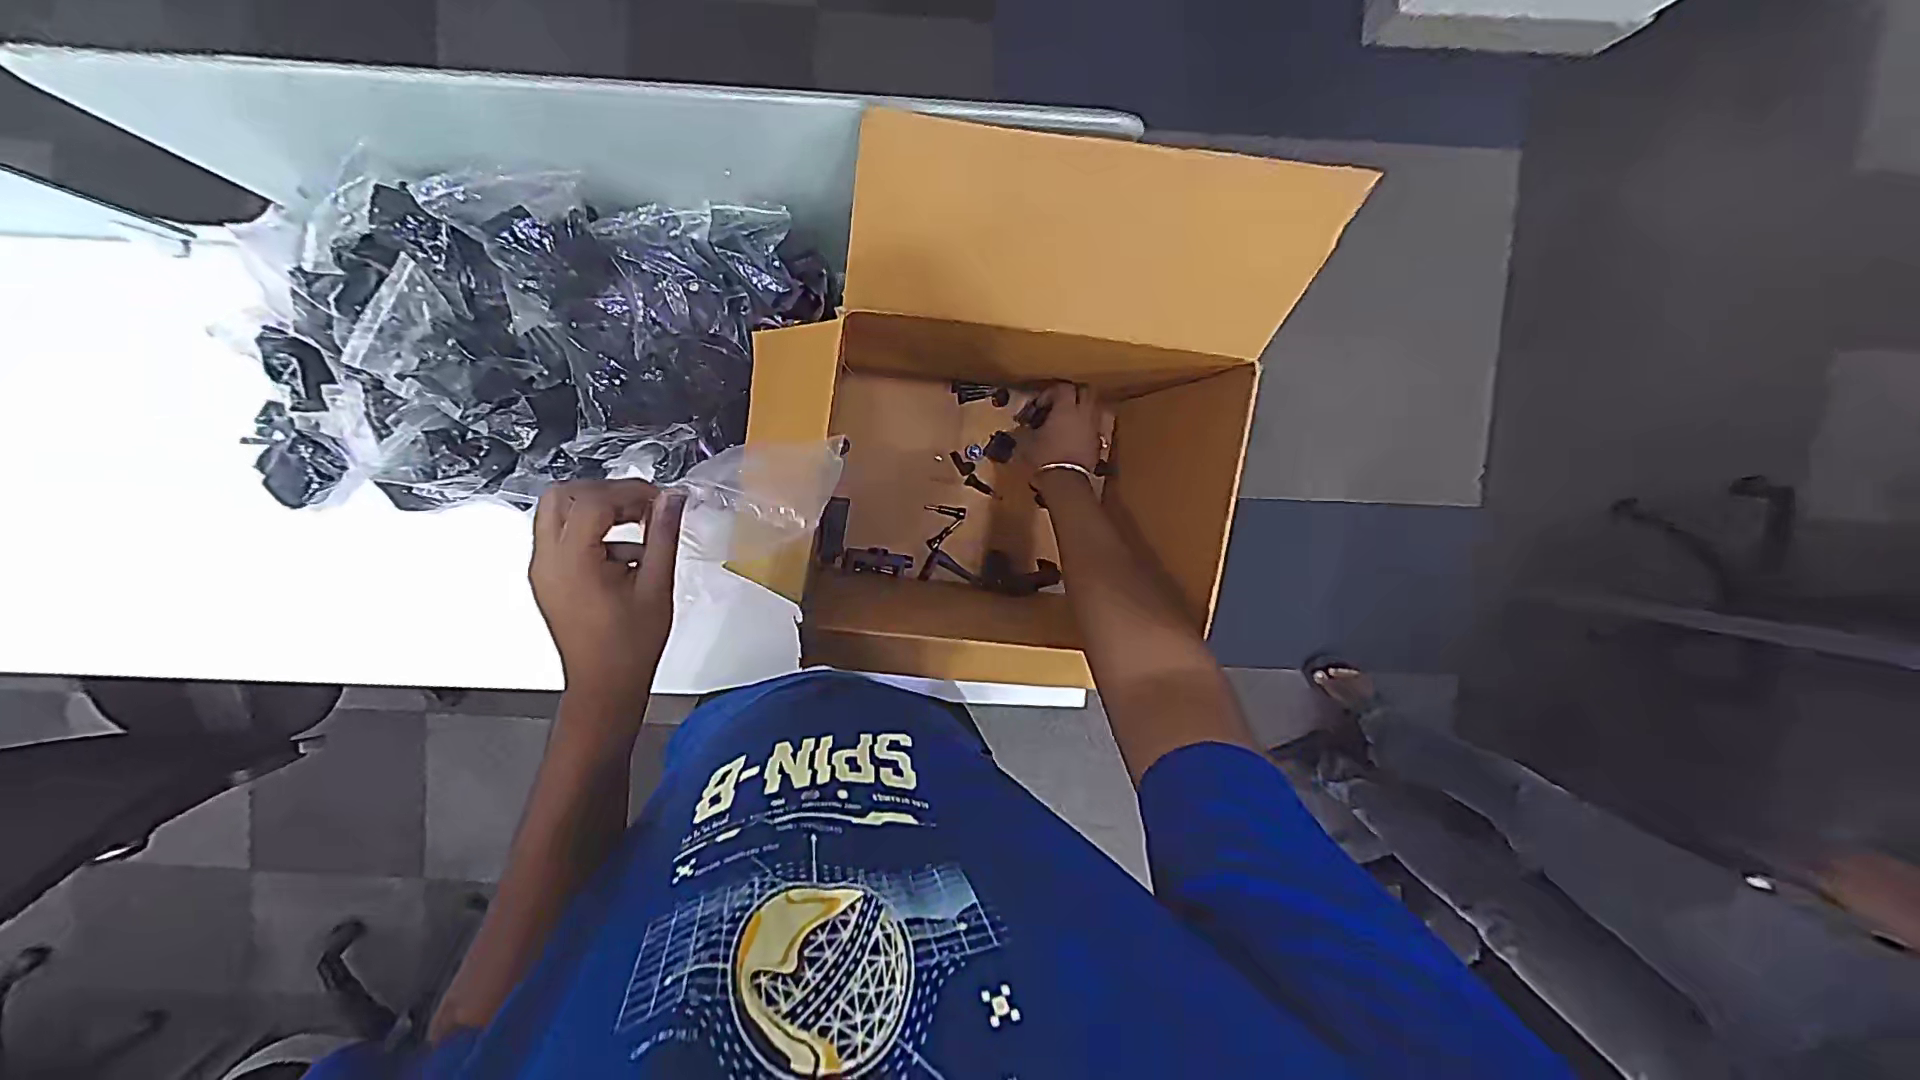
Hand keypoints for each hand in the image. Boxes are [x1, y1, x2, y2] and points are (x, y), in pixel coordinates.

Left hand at [529, 479, 685, 710]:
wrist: (605, 684)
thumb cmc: (630, 644)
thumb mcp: (656, 584)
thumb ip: (663, 536)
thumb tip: (671, 500)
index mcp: (570, 561)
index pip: (593, 500)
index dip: (630, 491)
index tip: (660, 498)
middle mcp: (546, 561)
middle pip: (563, 496)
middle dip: (607, 492)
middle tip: (643, 504)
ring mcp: (543, 570)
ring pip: (558, 514)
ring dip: (598, 510)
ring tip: (639, 526)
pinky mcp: (548, 579)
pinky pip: (562, 537)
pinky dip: (593, 532)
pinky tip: (628, 554)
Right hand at [1016, 382, 1103, 473]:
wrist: (1066, 481)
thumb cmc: (1044, 457)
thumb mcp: (1028, 441)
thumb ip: (1026, 429)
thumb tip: (1021, 426)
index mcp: (1066, 408)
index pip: (1063, 388)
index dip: (1050, 393)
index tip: (1039, 405)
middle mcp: (1084, 413)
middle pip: (1085, 391)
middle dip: (1072, 394)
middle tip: (1058, 404)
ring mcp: (1094, 427)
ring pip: (1093, 407)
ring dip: (1081, 408)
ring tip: (1067, 418)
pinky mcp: (1098, 442)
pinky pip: (1094, 425)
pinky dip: (1085, 425)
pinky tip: (1073, 435)